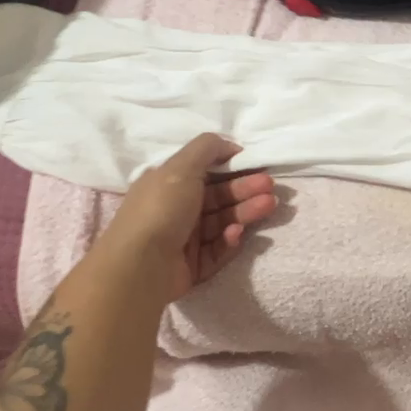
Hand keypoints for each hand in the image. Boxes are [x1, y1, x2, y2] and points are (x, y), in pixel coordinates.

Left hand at [90, 134, 277, 300]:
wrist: (140, 266)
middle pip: (219, 197)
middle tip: (270, 188)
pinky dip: (229, 240)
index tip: (257, 166)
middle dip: (246, 190)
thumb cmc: (161, 209)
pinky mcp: (194, 265)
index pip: (206, 173)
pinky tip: (235, 233)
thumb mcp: (181, 167)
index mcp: (168, 184)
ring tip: (268, 206)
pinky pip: (218, 249)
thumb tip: (231, 144)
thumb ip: (207, 148)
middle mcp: (176, 209)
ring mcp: (185, 239)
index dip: (232, 168)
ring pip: (223, 221)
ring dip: (245, 212)